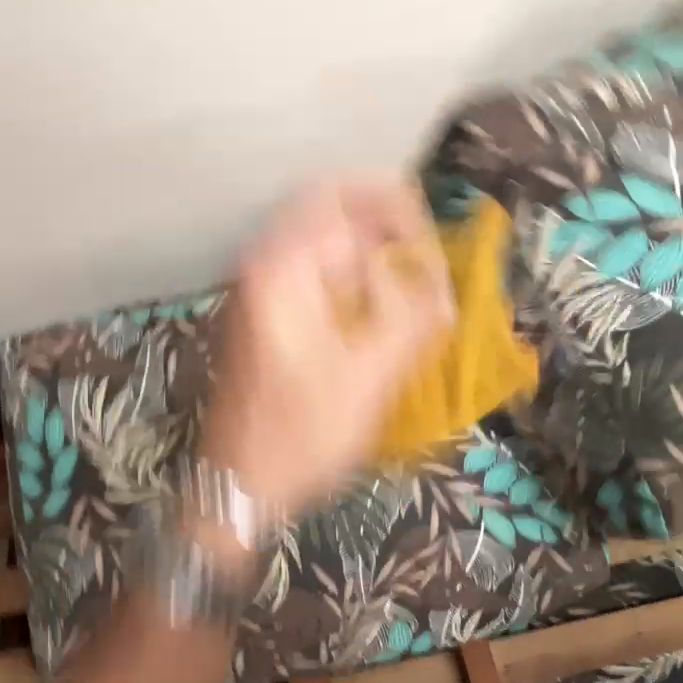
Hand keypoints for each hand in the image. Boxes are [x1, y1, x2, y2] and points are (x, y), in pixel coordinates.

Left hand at [203, 177, 454, 518]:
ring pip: (320, 241)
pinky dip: (349, 277)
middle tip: (423, 256)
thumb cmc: (300, 434)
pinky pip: (312, 272)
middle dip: (383, 226)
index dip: (397, 210)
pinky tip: (377, 309)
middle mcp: (263, 264)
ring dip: (367, 253)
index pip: (344, 197)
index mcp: (282, 268)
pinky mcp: (264, 314)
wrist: (237, 484)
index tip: (432, 248)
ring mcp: (258, 289)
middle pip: (329, 209)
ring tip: (409, 283)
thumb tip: (445, 286)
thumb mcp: (368, 377)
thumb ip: (411, 318)